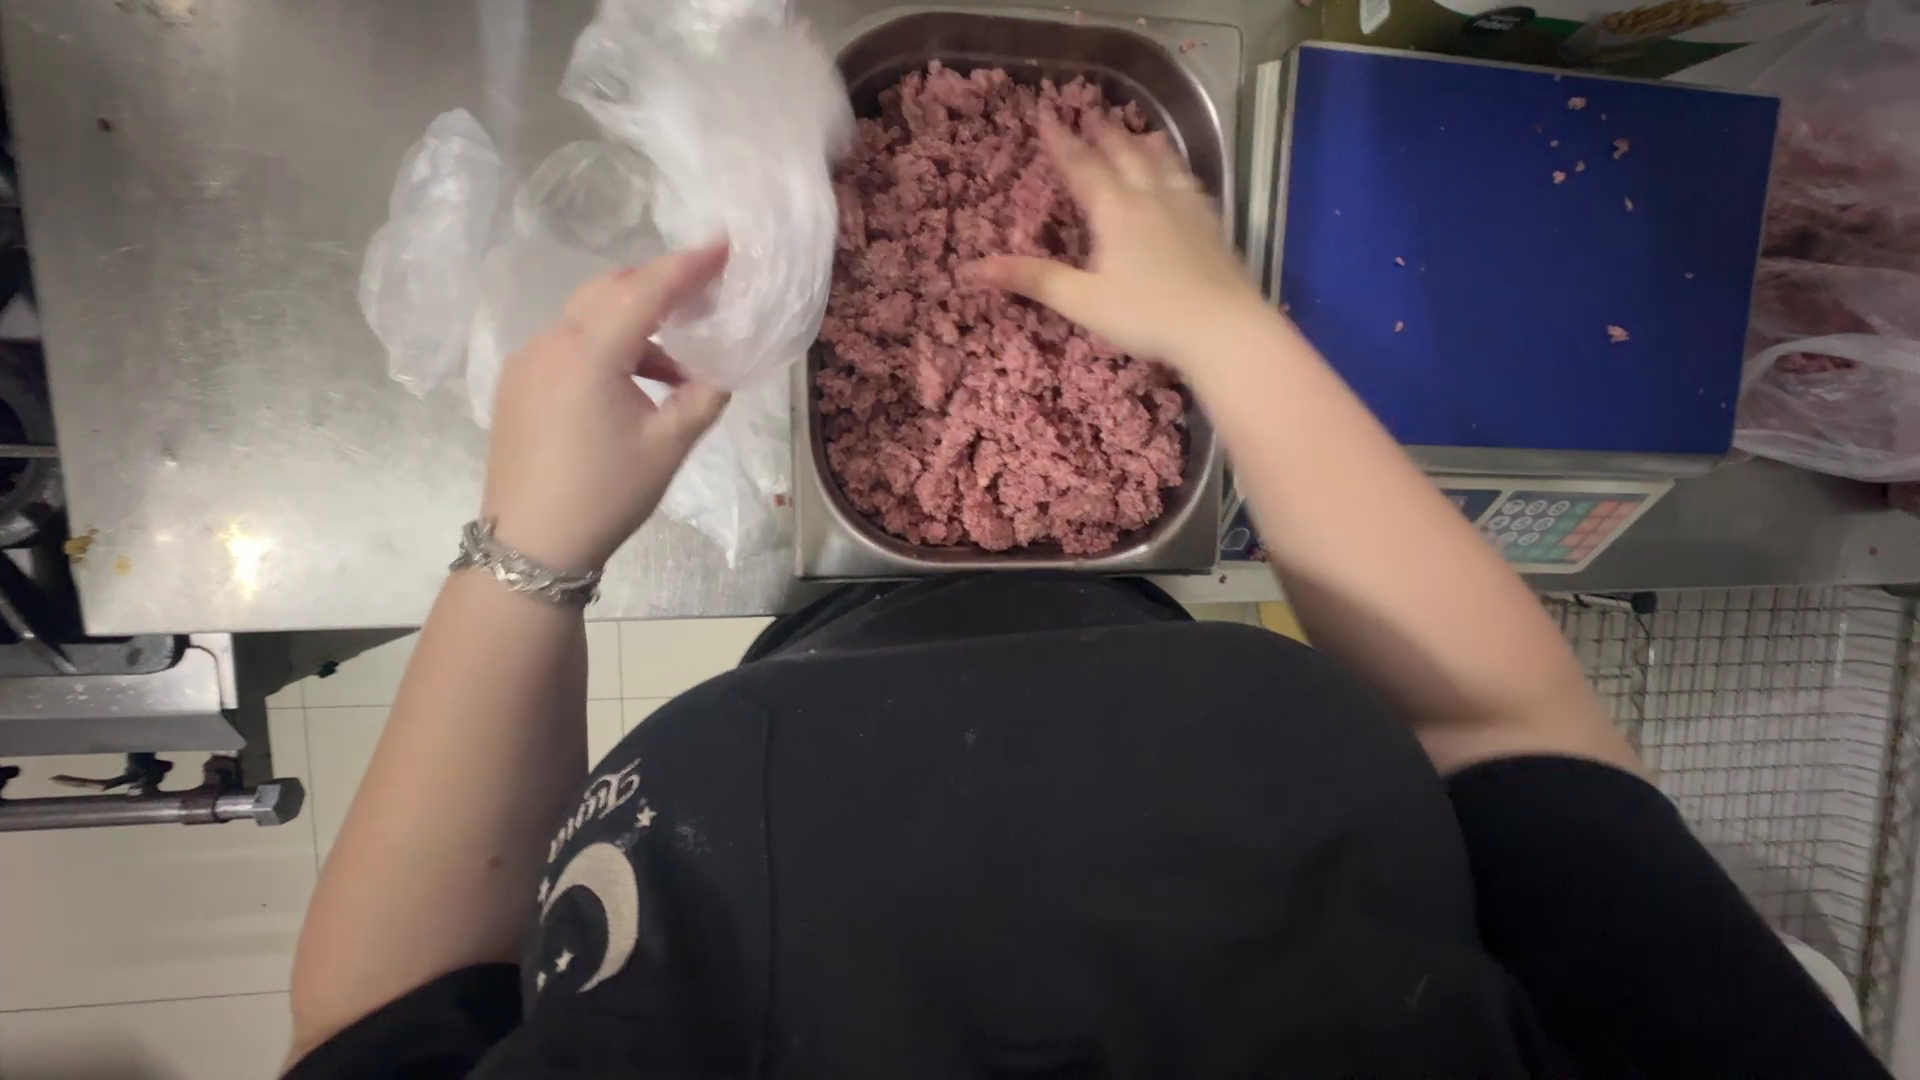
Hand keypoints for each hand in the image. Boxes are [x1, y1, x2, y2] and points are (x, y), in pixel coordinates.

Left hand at [482, 243, 730, 572]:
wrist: (533, 544)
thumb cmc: (606, 493)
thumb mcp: (668, 448)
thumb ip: (701, 401)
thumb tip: (719, 378)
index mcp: (590, 352)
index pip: (646, 290)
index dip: (688, 266)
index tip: (722, 245)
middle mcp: (551, 343)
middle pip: (609, 290)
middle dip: (657, 285)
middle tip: (701, 293)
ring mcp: (528, 363)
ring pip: (588, 319)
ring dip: (635, 327)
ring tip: (675, 369)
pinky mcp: (519, 386)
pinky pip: (569, 347)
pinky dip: (607, 350)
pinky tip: (632, 388)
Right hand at [966, 115, 1270, 375]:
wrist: (1220, 326)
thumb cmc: (1146, 315)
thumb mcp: (1082, 302)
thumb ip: (1033, 280)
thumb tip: (972, 269)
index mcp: (1115, 211)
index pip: (1082, 167)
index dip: (1061, 142)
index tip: (1046, 115)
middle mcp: (1151, 198)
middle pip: (1124, 155)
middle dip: (1104, 135)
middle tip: (1092, 115)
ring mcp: (1187, 209)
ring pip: (1162, 164)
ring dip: (1145, 146)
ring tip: (1139, 134)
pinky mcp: (1212, 226)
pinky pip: (1191, 185)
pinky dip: (1179, 172)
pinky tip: (1182, 180)